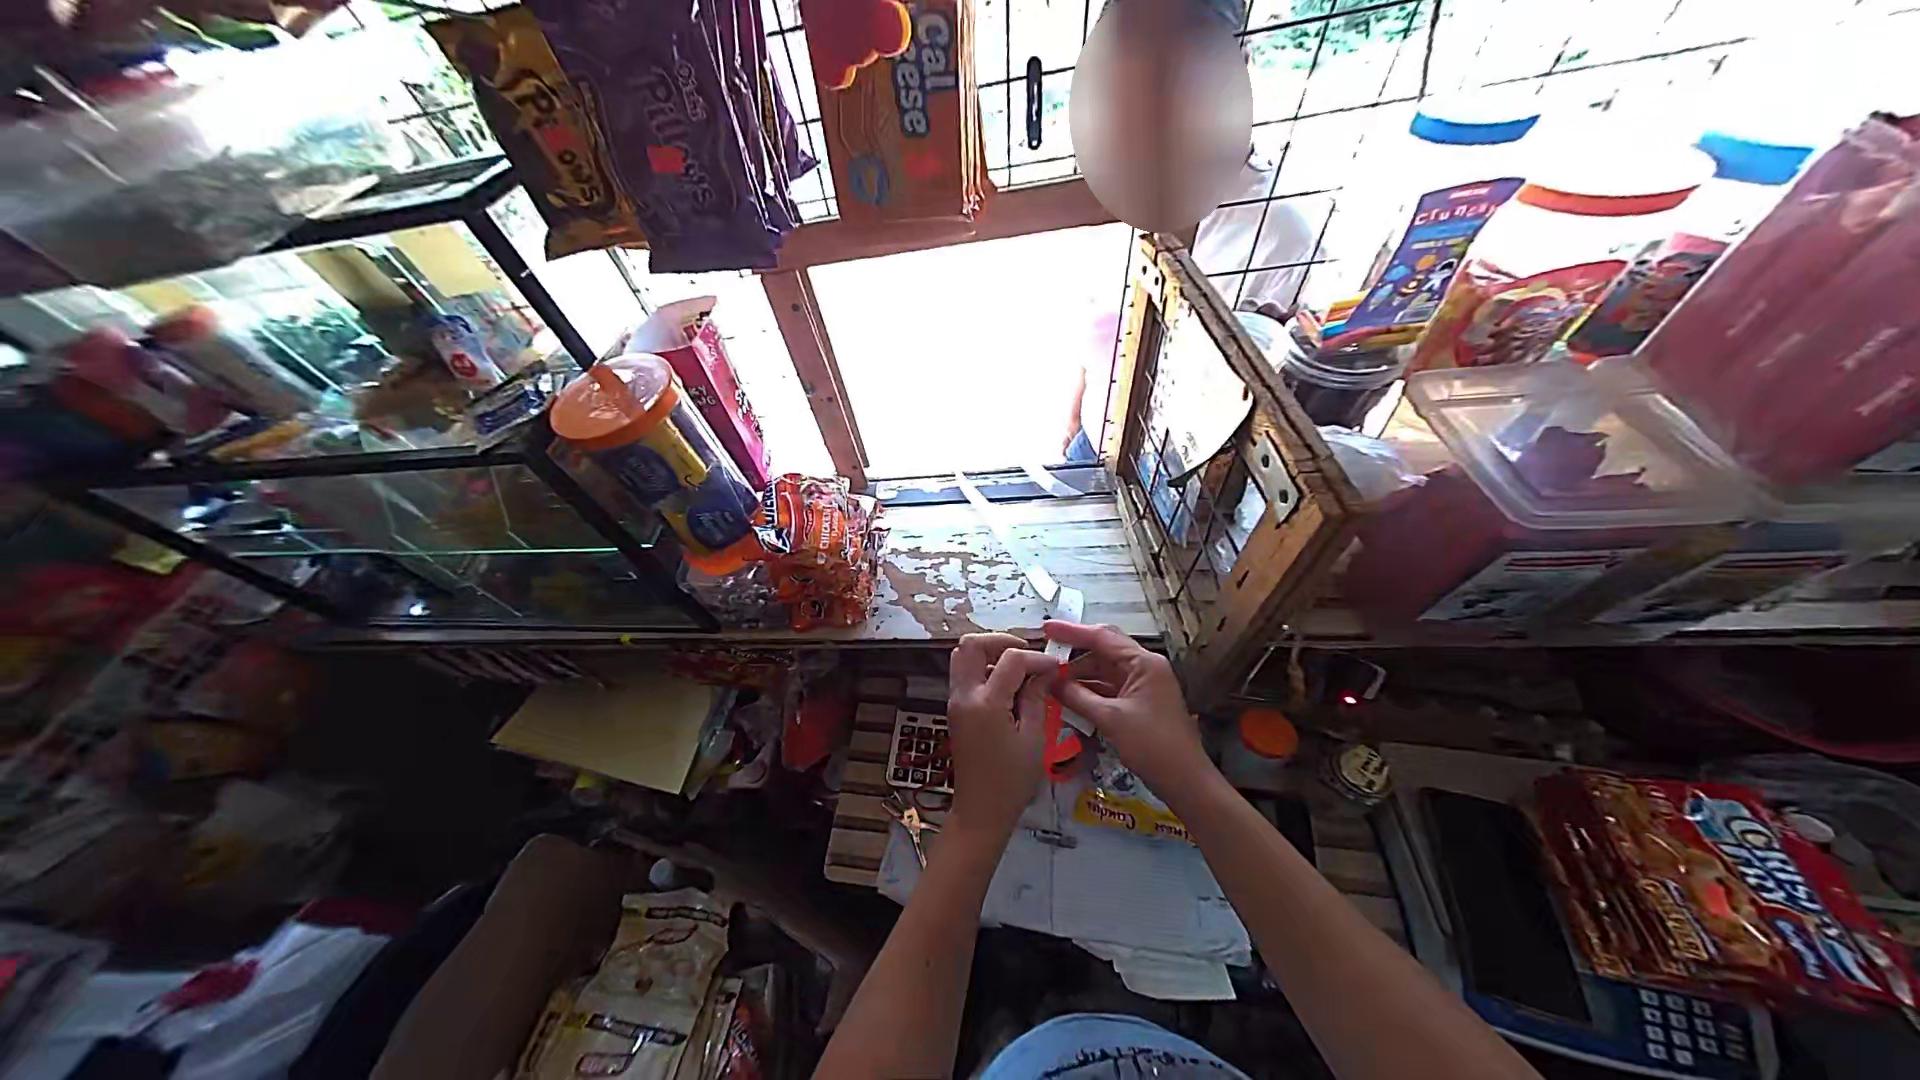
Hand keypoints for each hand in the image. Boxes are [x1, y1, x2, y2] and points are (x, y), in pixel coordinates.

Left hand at [946, 634, 1059, 837]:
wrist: (981, 810)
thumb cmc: (1012, 781)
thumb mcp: (1033, 738)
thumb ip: (1036, 698)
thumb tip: (1044, 672)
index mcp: (985, 704)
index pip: (1010, 659)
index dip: (1036, 657)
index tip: (1054, 666)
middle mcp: (964, 696)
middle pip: (970, 645)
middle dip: (1001, 642)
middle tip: (1027, 655)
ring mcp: (955, 701)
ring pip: (963, 657)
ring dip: (990, 654)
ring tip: (1020, 671)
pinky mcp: (956, 709)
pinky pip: (965, 675)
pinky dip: (985, 670)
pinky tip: (1009, 686)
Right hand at [1044, 621, 1214, 801]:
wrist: (1185, 781)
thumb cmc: (1152, 745)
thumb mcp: (1110, 719)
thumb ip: (1077, 697)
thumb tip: (1050, 683)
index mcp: (1143, 663)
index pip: (1102, 637)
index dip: (1072, 631)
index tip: (1046, 627)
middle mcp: (1144, 667)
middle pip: (1103, 650)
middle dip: (1074, 653)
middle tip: (1045, 653)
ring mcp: (1142, 685)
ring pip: (1104, 671)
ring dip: (1079, 675)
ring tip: (1050, 679)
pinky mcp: (1138, 702)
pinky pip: (1108, 688)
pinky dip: (1089, 691)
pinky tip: (1068, 696)